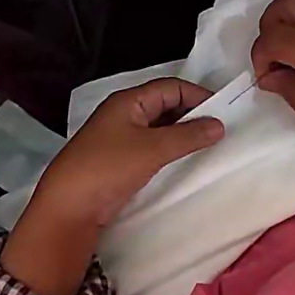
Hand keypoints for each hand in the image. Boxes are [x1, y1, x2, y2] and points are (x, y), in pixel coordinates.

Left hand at [3, 78, 224, 294]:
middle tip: (220, 130)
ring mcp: (120, 137)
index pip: (170, 87)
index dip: (197, 95)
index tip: (224, 112)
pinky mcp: (120, 160)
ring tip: (208, 145)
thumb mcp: (152, 149)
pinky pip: (151, 146)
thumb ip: (188, 135)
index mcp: (128, 101)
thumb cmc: (108, 168)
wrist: (69, 206)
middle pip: (164, 105)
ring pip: (158, 127)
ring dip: (181, 133)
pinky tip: (184, 160)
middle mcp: (124, 114)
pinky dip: (169, 149)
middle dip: (192, 114)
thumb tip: (219, 125)